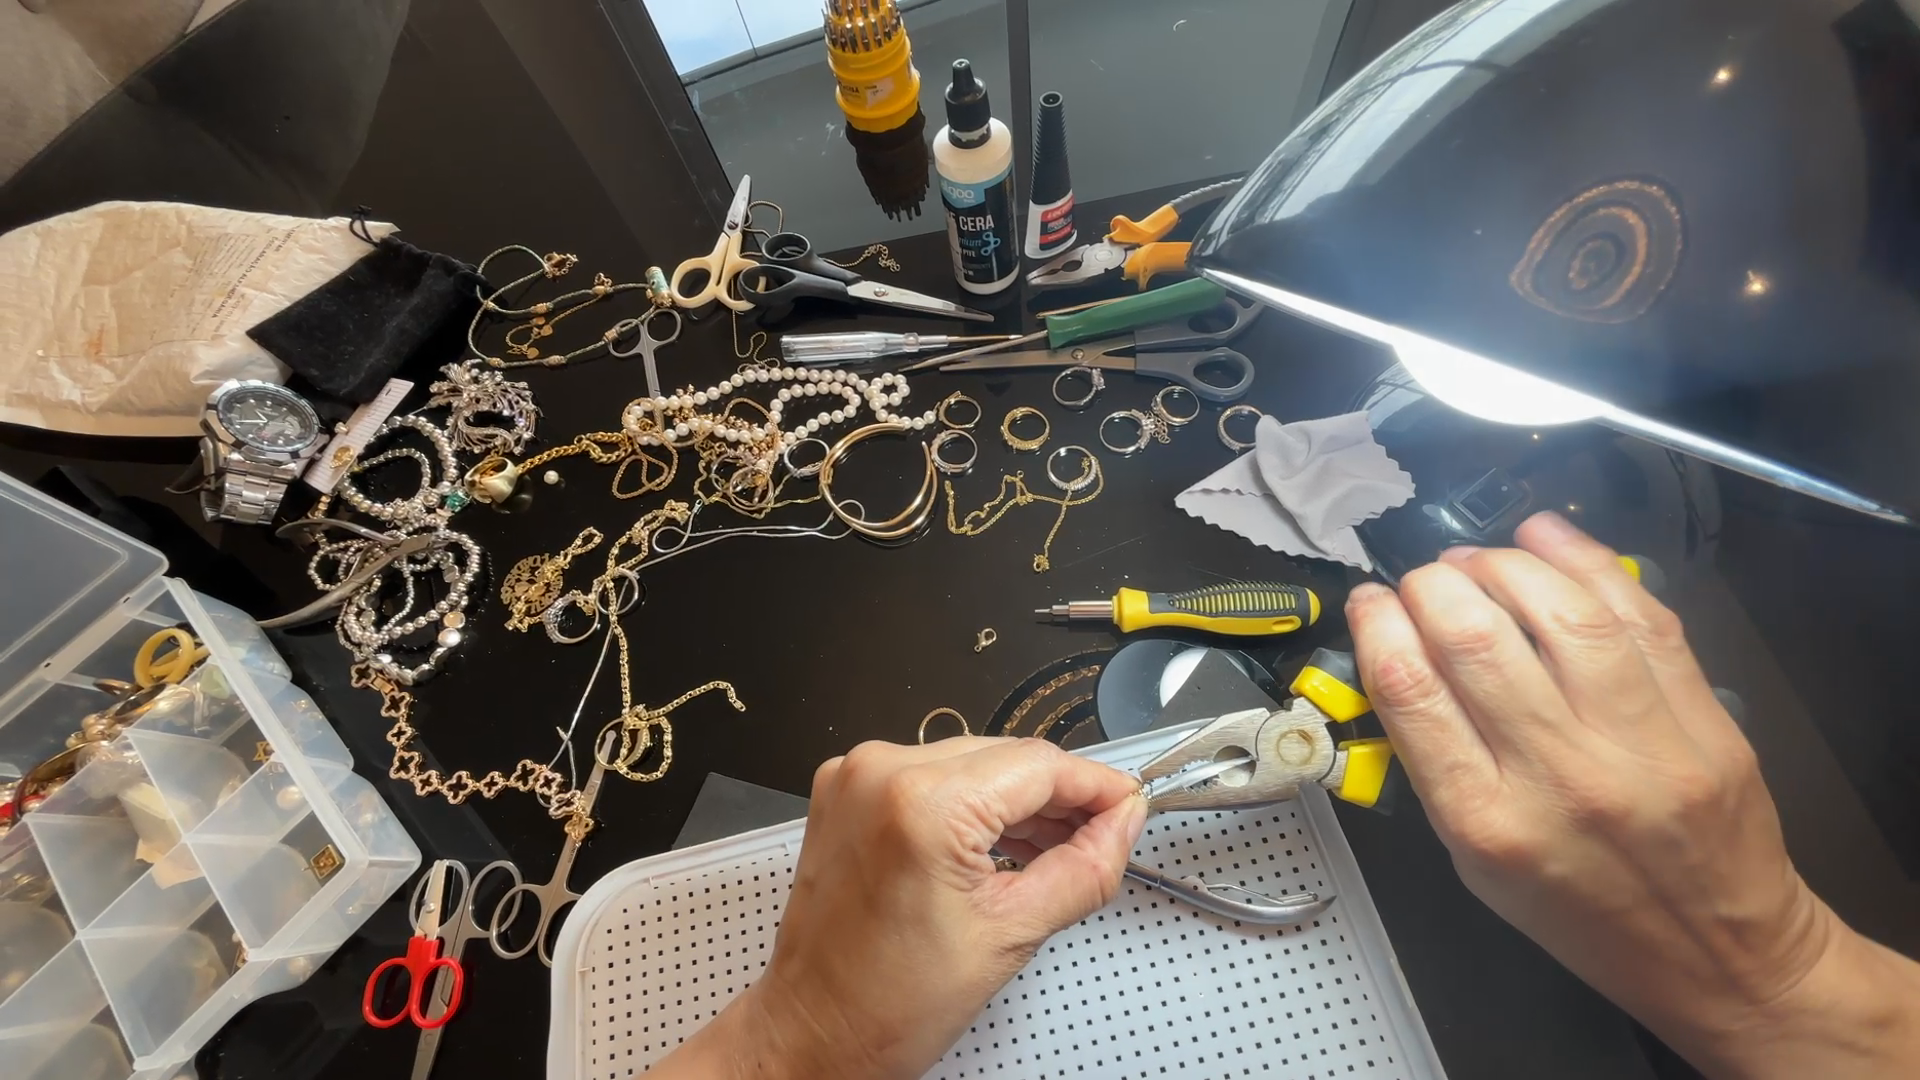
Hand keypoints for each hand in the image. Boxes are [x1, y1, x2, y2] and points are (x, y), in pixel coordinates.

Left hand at [654, 737, 1145, 1079]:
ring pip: (971, 760)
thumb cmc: (891, 1002)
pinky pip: (932, 772)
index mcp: (924, 803)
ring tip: (1055, 840)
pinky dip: (971, 798)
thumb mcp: (1011, 934)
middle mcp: (885, 768)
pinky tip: (1001, 834)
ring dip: (1016, 796)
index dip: (1093, 784)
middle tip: (1100, 830)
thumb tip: (1121, 823)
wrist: (812, 1029)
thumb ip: (1084, 868)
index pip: (1038, 765)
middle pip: (1005, 756)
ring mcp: (859, 771)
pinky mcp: (848, 782)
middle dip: (1059, 793)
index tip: (1126, 803)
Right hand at [1346, 511, 1919, 1076]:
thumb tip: (1394, 651)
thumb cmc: (1564, 902)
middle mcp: (1559, 774)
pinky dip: (1585, 561)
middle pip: (1475, 640)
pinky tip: (1542, 534)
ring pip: (1560, 615)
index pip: (1409, 688)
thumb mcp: (1463, 849)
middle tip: (1421, 580)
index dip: (1376, 622)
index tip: (1367, 600)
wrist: (1720, 954)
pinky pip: (1641, 617)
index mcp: (1482, 814)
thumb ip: (1425, 753)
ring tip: (1472, 558)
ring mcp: (1642, 744)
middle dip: (1431, 585)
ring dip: (1501, 565)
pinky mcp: (1704, 721)